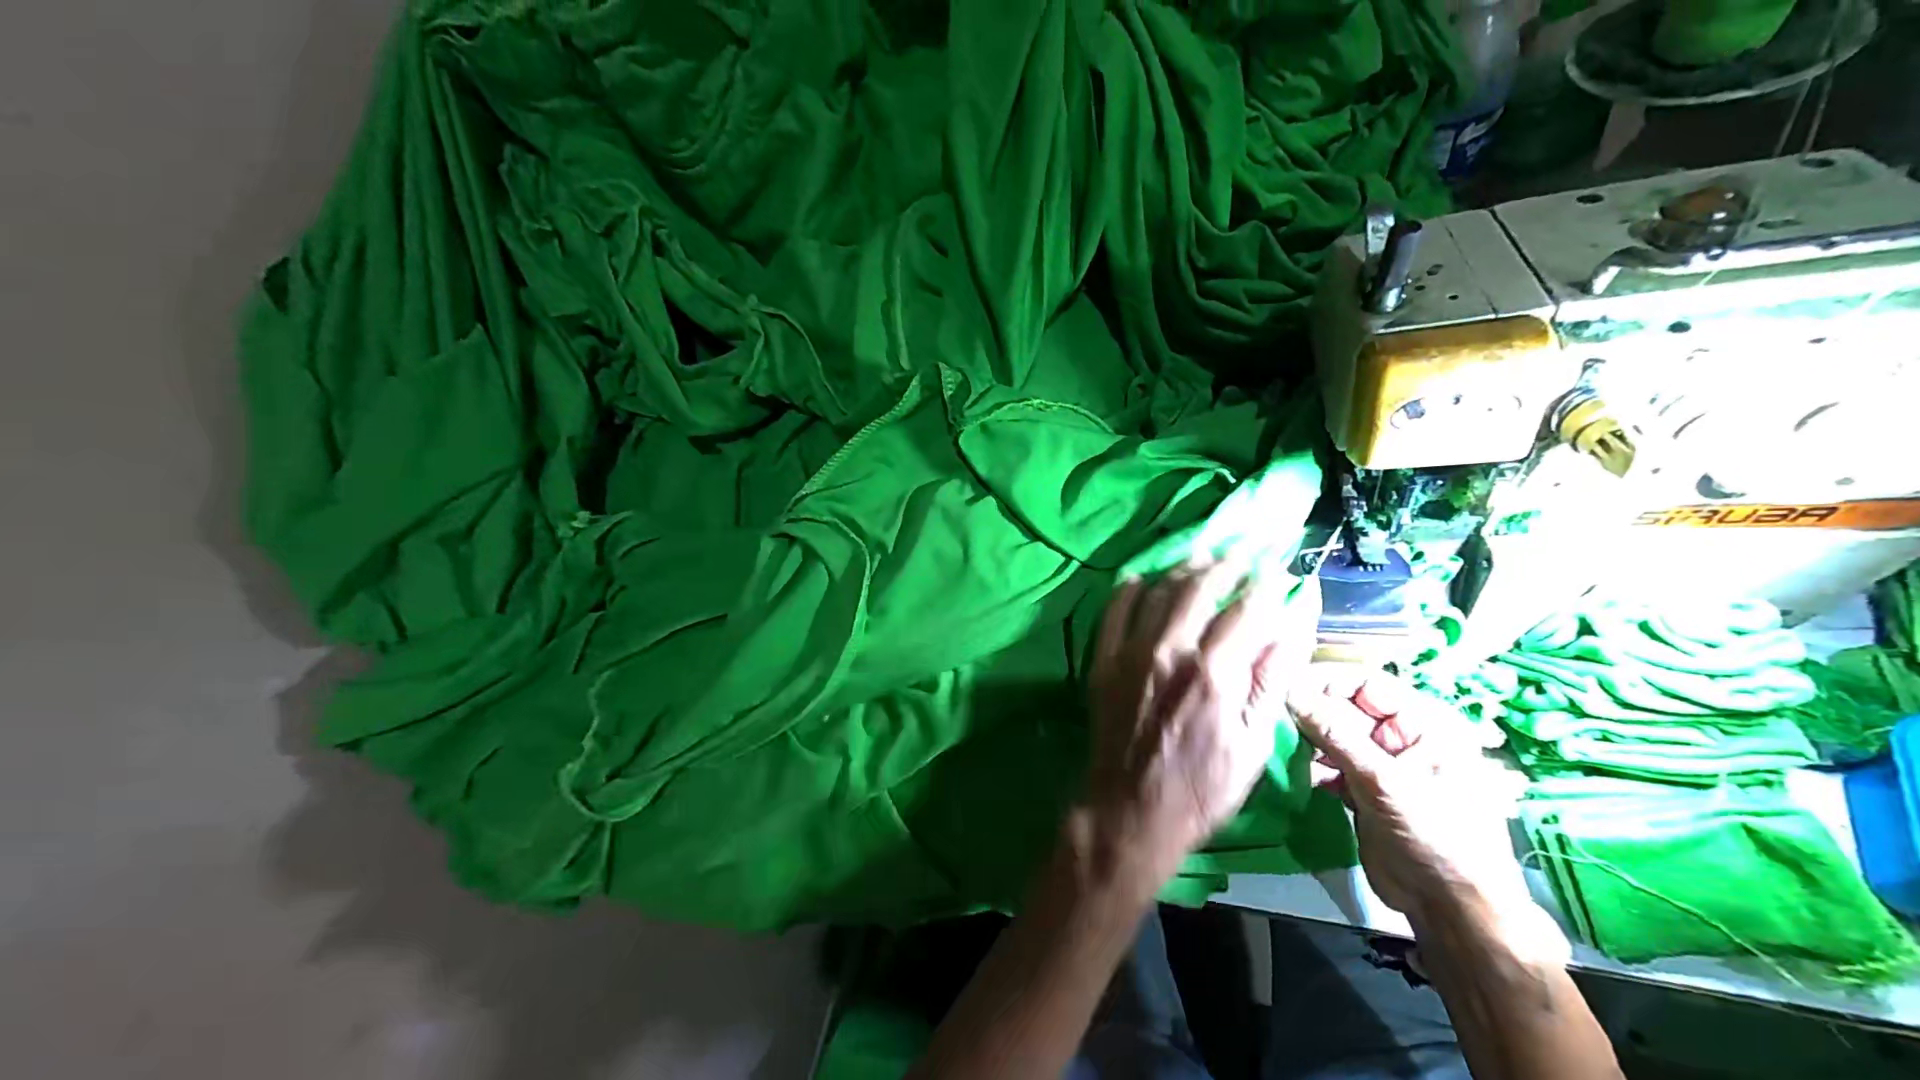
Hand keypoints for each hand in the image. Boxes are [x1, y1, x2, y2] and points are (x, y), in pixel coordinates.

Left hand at [1082, 562, 1316, 893]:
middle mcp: (1170, 651)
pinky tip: (1143, 579)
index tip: (1278, 570)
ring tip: (1203, 559)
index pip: (1246, 608)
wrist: (1130, 811)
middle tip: (1243, 553)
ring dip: (1184, 569)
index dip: (1265, 584)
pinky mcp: (1104, 661)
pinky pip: (1115, 611)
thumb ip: (1271, 681)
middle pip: (1200, 587)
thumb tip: (1292, 629)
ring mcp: (1131, 653)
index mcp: (1215, 673)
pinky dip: (1129, 589)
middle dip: (1226, 564)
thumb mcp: (1253, 745)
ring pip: (1158, 592)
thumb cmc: (1202, 788)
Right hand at [1287, 667, 1559, 953]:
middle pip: (1346, 708)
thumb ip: (1335, 734)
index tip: (1285, 686)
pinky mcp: (1363, 790)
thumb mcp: (1384, 781)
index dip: (1327, 682)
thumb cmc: (1434, 836)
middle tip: (1273, 716)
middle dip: (1311, 712)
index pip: (1367, 683)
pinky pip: (1330, 764)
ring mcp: (1382, 765)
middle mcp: (1403, 738)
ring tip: (1282, 744)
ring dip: (1308, 740)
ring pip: (1334, 736)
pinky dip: (1312, 766)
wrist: (1449, 907)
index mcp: (1425, 724)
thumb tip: (1290, 691)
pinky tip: (1296, 772)